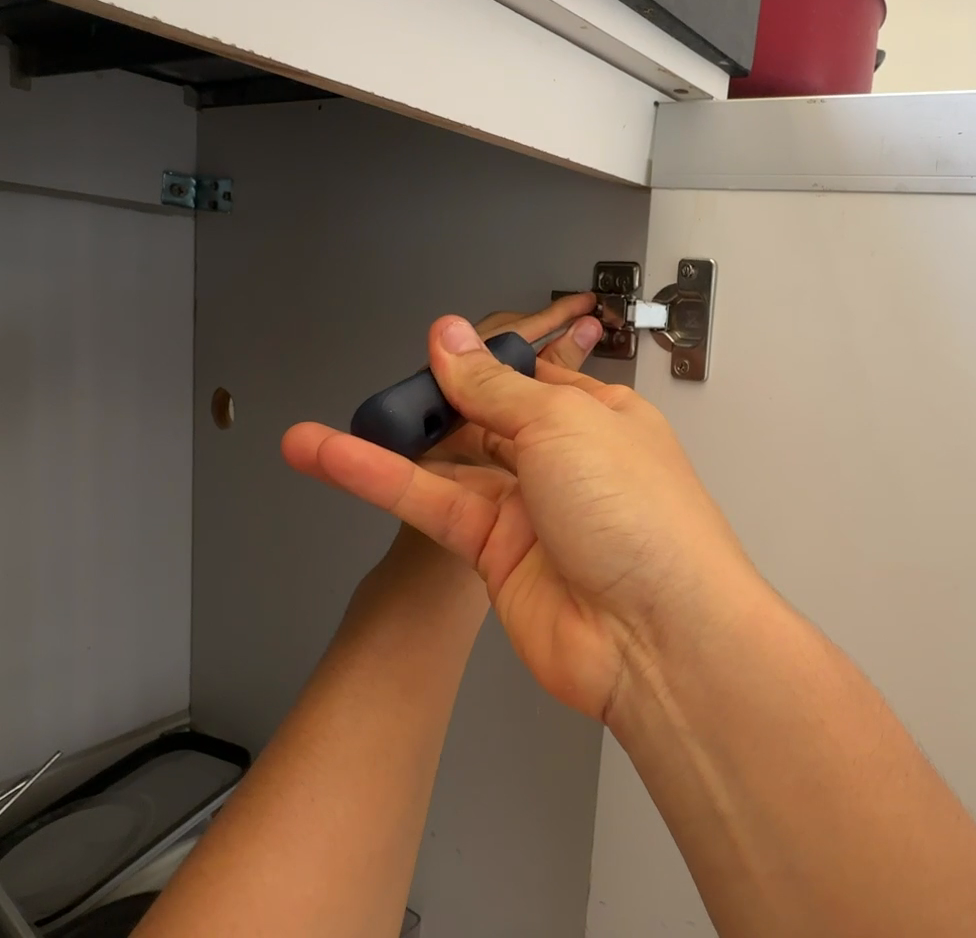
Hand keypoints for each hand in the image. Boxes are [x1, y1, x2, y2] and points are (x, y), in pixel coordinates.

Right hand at [282, 312, 756, 720]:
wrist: (656, 634)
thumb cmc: (642, 517)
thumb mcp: (564, 423)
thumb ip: (497, 386)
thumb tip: (453, 341)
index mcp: (600, 418)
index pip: (532, 378)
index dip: (482, 363)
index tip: (433, 347)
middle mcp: (568, 463)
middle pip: (487, 421)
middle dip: (435, 405)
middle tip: (378, 390)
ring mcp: (533, 512)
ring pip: (449, 468)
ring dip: (388, 448)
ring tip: (319, 432)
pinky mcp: (499, 557)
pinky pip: (435, 508)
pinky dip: (384, 483)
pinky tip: (337, 459)